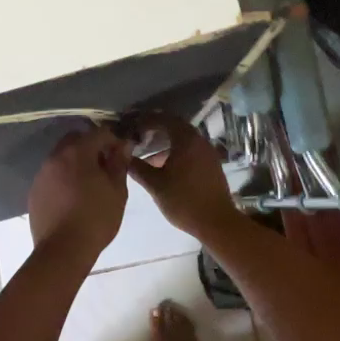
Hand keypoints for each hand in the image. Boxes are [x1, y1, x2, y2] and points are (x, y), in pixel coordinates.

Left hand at [27, 125, 128, 264]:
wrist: (63, 250)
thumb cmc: (96, 219)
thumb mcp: (117, 191)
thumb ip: (119, 164)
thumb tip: (123, 145)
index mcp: (77, 152)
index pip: (99, 133)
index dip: (113, 140)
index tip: (122, 153)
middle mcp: (55, 157)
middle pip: (75, 140)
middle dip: (91, 146)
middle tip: (105, 165)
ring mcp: (41, 174)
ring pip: (61, 157)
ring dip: (76, 162)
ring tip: (89, 183)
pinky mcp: (34, 191)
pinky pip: (52, 175)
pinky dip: (63, 177)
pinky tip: (72, 197)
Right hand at [126, 114, 245, 240]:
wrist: (216, 221)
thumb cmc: (183, 200)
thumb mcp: (155, 185)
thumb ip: (137, 168)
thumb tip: (123, 156)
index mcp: (186, 140)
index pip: (163, 119)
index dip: (145, 121)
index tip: (131, 127)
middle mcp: (199, 140)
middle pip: (175, 126)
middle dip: (155, 130)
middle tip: (138, 137)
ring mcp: (208, 152)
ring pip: (183, 139)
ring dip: (165, 142)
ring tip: (147, 153)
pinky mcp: (211, 164)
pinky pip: (191, 150)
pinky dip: (176, 151)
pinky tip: (164, 166)